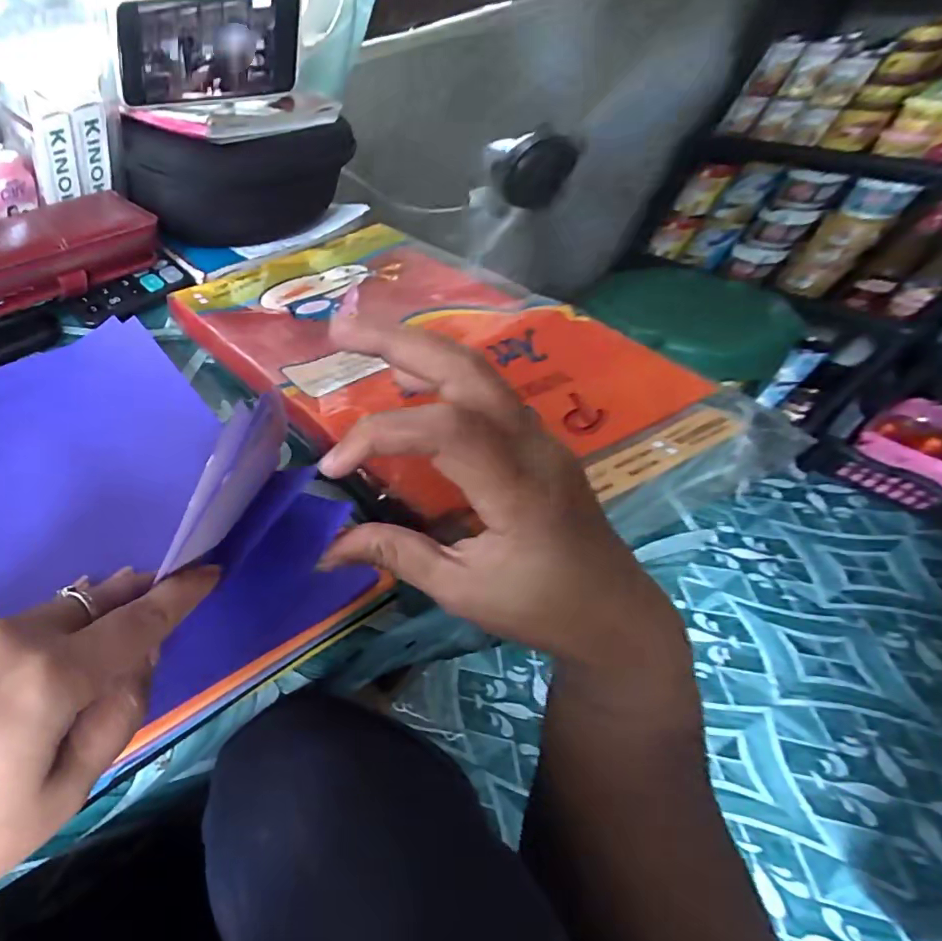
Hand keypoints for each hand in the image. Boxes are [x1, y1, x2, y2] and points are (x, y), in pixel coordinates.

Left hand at [0, 566, 220, 940]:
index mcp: (50, 672)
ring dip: (93, 622)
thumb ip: (108, 720)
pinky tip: (61, 662)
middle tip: (163, 608)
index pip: (133, 624)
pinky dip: (58, 636)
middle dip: (132, 603)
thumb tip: (130, 667)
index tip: (208, 572)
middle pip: (93, 606)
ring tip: (114, 644)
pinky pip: (26, 629)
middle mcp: (15, 635)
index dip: (176, 598)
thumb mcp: (60, 793)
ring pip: (58, 614)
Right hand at [315, 309, 686, 679]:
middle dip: (397, 342)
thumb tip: (326, 545)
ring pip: (474, 368)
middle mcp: (531, 445)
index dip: (377, 435)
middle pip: (465, 369)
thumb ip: (393, 554)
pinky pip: (478, 388)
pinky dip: (432, 369)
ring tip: (357, 332)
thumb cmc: (540, 607)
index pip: (443, 429)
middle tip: (338, 326)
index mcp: (519, 486)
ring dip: (413, 345)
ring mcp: (535, 436)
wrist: (616, 613)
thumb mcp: (460, 589)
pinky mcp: (529, 439)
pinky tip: (398, 372)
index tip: (331, 470)